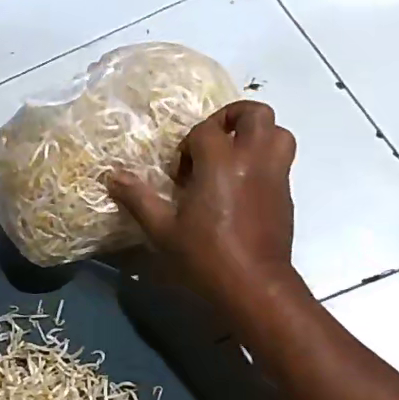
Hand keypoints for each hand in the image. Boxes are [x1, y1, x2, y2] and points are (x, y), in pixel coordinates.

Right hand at [105, 100, 304, 313]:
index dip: (188, 146)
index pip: (205, 130)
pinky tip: (242, 188)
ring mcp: (275, 175)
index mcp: (220, 162)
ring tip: (233, 158)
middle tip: (213, 142)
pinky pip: (281, 160)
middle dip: (232, 118)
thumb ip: (139, 198)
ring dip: (256, 135)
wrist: (254, 285)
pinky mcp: (286, 194)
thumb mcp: (163, 230)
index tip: (180, 175)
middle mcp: (253, 159)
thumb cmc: (205, 257)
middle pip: (255, 114)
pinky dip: (264, 160)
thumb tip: (112, 176)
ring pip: (277, 133)